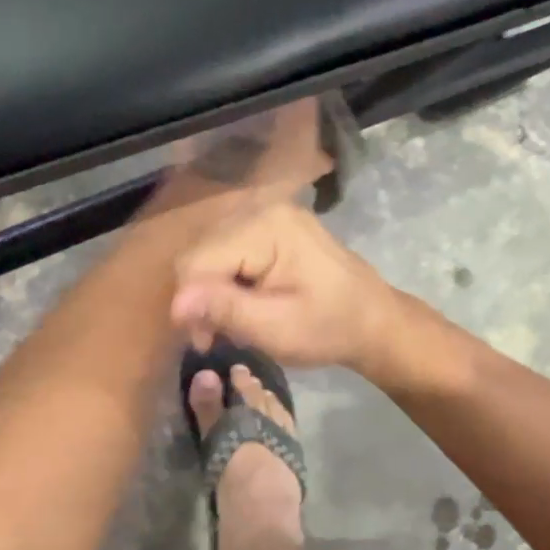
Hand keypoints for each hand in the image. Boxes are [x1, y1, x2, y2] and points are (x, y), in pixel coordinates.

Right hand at [169, 202, 399, 371]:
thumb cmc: (330, 328)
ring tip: (232, 324)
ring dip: (212, 291)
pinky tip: (242, 304)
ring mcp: (266, 213)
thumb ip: (226, 310)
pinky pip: (227, 250)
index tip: (205, 342)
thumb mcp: (276, 328)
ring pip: (209, 253)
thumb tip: (176, 303)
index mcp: (266, 226)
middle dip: (201, 297)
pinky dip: (226, 281)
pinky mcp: (269, 226)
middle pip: (200, 253)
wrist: (374, 320)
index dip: (191, 303)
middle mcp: (261, 208)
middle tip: (217, 337)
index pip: (198, 260)